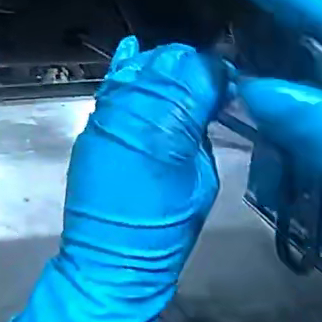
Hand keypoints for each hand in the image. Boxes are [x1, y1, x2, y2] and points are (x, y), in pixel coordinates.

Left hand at [3, 37, 228, 321]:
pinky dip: (129, 72)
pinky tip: (138, 62)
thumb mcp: (204, 181)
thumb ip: (204, 133)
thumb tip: (208, 104)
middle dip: (192, 66)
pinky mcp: (91, 125)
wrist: (110, 261)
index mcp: (171, 124)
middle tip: (206, 85)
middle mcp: (135, 107)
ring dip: (162, 68)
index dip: (219, 72)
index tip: (230, 84)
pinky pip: (112, 83)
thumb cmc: (168, 229)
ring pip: (140, 64)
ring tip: (177, 84)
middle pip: (169, 60)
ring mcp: (108, 113)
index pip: (201, 70)